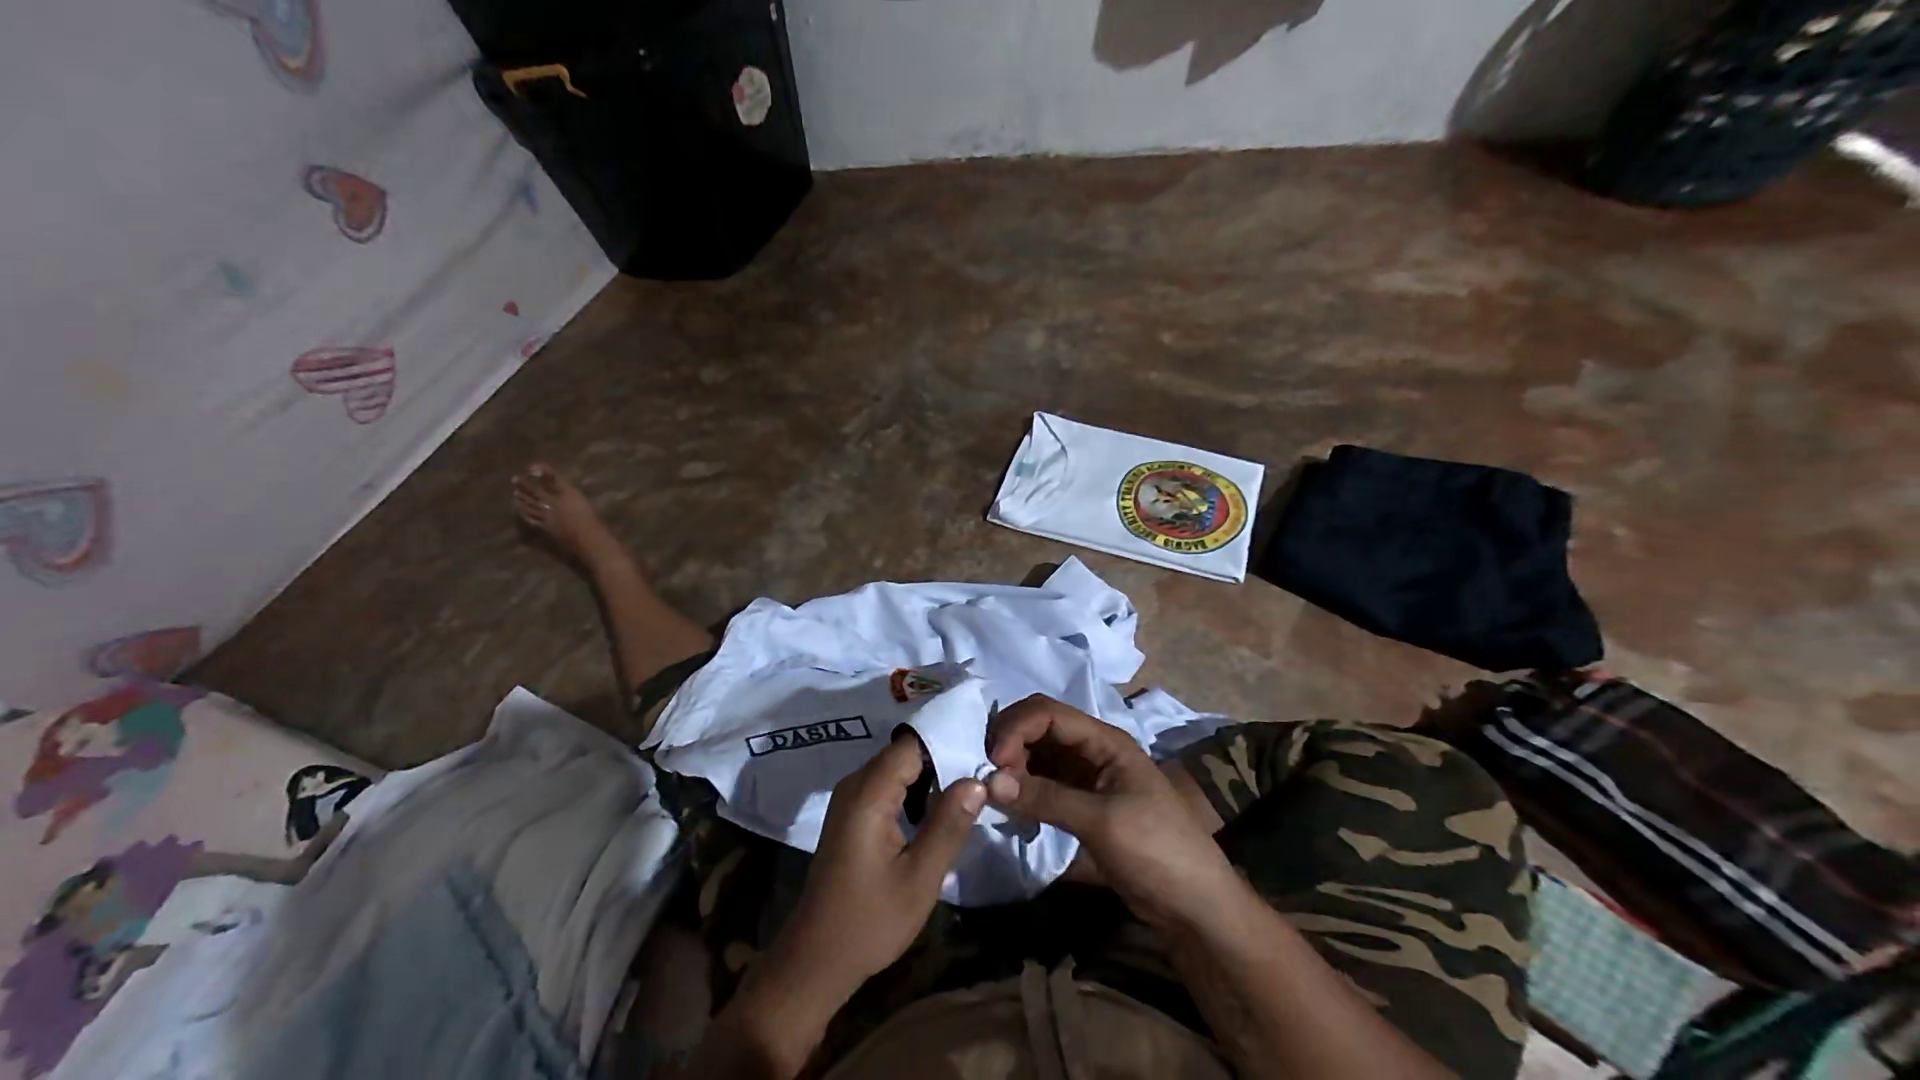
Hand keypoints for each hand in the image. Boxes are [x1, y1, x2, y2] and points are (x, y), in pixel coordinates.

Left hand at [773, 732, 986, 995]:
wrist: (817, 958)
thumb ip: (948, 825)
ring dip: (932, 774)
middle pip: (905, 753)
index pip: (913, 745)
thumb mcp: (920, 877)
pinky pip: (888, 786)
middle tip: (985, 768)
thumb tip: (977, 780)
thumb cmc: (869, 921)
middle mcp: (855, 785)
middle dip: (945, 756)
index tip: (985, 749)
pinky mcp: (852, 815)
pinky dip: (916, 790)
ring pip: (898, 769)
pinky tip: (941, 807)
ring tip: (972, 784)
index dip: (949, 741)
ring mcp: (850, 799)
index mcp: (868, 794)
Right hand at [985, 695, 1241, 933]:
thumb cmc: (1157, 850)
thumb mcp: (1102, 822)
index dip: (1016, 729)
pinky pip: (1041, 783)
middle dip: (1009, 743)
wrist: (1193, 904)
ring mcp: (1085, 777)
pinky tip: (1008, 806)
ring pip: (1036, 755)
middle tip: (987, 777)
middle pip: (1038, 728)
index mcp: (1105, 741)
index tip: (993, 763)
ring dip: (1012, 766)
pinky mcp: (1079, 804)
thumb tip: (989, 782)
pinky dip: (1021, 788)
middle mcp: (1092, 750)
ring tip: (993, 793)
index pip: (1048, 713)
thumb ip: (1046, 798)